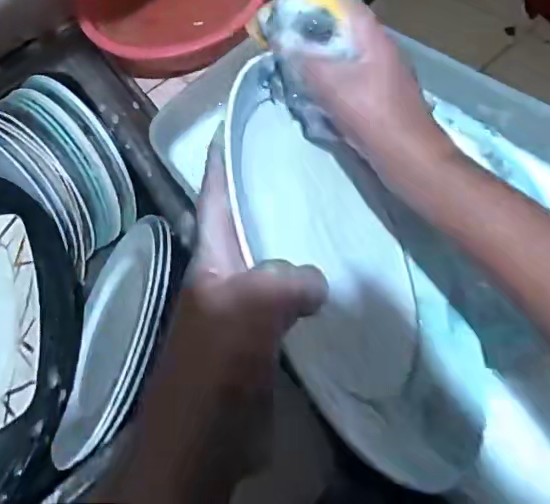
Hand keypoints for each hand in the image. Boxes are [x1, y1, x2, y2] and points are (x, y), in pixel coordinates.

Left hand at [102, 137, 324, 501]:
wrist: (207, 436)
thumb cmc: (213, 368)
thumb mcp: (242, 318)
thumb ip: (276, 287)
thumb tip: (318, 276)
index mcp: (213, 249)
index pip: (216, 187)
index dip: (225, 151)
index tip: (247, 114)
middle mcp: (228, 262)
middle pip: (248, 209)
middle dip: (271, 178)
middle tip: (313, 148)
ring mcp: (247, 293)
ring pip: (272, 243)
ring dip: (294, 222)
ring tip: (336, 195)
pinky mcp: (268, 325)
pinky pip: (291, 283)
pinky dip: (311, 268)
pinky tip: (342, 264)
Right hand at [283, 0, 459, 183]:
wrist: (411, 159)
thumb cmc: (371, 113)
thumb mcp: (327, 82)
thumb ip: (300, 56)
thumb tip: (278, 36)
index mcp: (373, 38)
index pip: (346, 5)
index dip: (317, 4)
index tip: (290, 14)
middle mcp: (383, 50)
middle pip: (345, 30)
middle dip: (314, 34)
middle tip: (287, 43)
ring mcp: (386, 74)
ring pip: (347, 55)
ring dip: (322, 58)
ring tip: (296, 69)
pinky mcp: (384, 96)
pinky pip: (353, 76)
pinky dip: (333, 79)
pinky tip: (317, 95)